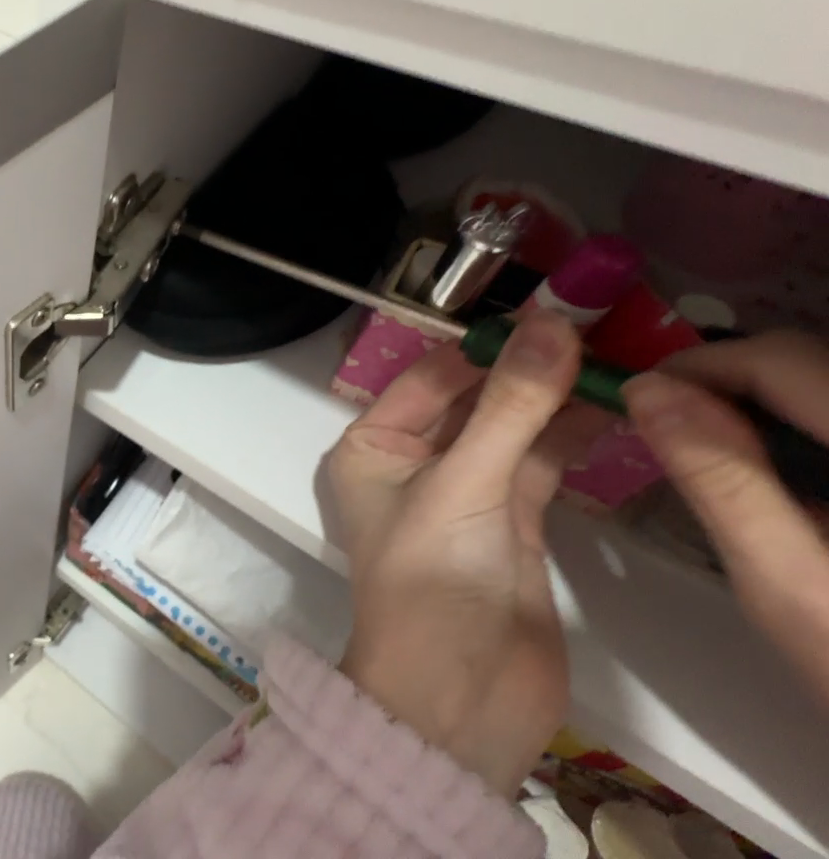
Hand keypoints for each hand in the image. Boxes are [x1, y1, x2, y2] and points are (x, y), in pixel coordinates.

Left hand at [325, 311, 609, 795]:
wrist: (458, 686)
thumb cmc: (431, 577)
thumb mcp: (464, 482)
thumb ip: (509, 406)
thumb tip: (549, 324)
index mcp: (369, 447)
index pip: (427, 377)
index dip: (484, 342)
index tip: (550, 304)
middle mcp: (410, 463)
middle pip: (472, 399)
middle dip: (526, 364)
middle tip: (600, 318)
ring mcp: (463, 491)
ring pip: (511, 428)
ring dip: (557, 395)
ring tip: (621, 351)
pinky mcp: (511, 521)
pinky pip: (541, 462)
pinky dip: (572, 435)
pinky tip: (615, 404)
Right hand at [624, 332, 828, 703]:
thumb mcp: (789, 582)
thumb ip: (721, 480)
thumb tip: (646, 392)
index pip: (784, 360)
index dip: (698, 367)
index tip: (635, 402)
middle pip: (808, 362)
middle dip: (724, 381)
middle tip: (661, 427)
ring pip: (822, 381)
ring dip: (756, 400)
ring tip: (708, 449)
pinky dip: (793, 423)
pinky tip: (776, 471)